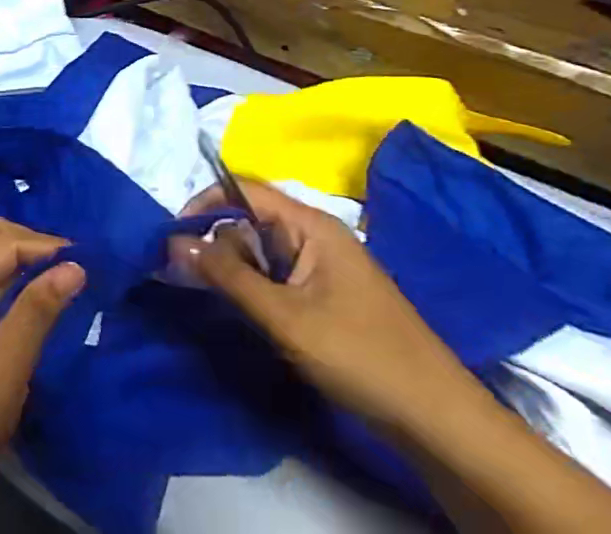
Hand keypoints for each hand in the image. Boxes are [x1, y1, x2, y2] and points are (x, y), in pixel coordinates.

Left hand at [0, 220, 84, 530]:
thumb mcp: (9, 360)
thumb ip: (39, 308)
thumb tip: (77, 265)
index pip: (4, 243)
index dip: (47, 246)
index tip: (91, 258)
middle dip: (35, 243)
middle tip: (79, 262)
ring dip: (28, 258)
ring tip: (69, 271)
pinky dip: (18, 278)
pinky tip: (43, 289)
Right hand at [169, 179, 484, 435]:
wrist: (438, 420)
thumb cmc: (360, 356)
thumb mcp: (283, 316)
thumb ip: (226, 274)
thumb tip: (172, 240)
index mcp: (312, 225)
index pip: (244, 190)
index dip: (203, 204)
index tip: (172, 235)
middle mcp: (316, 234)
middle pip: (249, 218)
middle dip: (214, 239)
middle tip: (186, 273)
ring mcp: (323, 264)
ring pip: (259, 248)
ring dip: (231, 265)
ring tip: (206, 291)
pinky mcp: (324, 292)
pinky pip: (275, 272)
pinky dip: (250, 283)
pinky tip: (240, 306)